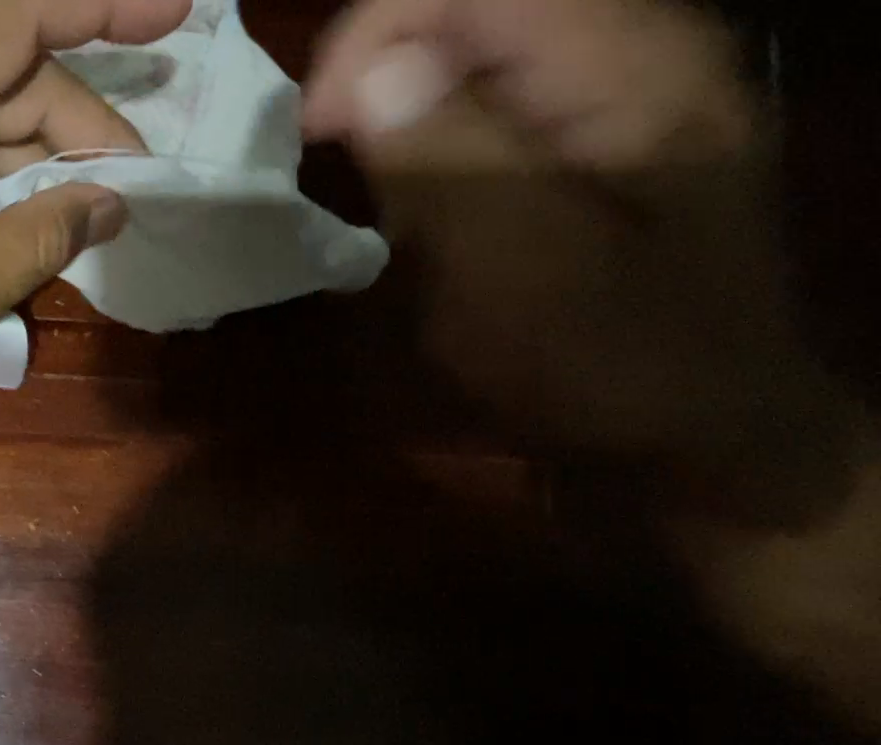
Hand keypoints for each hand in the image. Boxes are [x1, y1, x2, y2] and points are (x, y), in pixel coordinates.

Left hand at [0, 0, 192, 424]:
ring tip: (86, 223)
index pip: (14, 18)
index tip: (174, 13)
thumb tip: (111, 205)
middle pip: (7, 79)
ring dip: (41, 164)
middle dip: (78, 130)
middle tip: (129, 195)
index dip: (100, 5)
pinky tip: (31, 225)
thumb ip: (42, 237)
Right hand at [304, 0, 865, 521]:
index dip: (371, 36)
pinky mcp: (590, 137)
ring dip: (398, 104)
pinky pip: (486, 98)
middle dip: (378, 68)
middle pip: (466, 4)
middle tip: (335, 162)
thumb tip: (374, 71)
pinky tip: (420, 199)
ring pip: (468, 49)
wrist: (699, 432)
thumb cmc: (612, 365)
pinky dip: (428, 134)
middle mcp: (629, 52)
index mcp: (627, 66)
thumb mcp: (520, 271)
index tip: (315, 133)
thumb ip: (449, 161)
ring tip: (373, 189)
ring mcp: (614, 93)